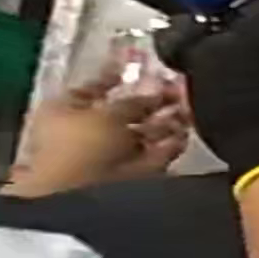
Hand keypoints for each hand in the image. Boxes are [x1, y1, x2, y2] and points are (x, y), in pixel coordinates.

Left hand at [2, 68, 189, 196]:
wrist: (91, 191)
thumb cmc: (84, 145)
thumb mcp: (107, 113)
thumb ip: (136, 100)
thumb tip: (157, 87)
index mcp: (67, 111)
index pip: (93, 88)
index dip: (114, 77)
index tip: (138, 65)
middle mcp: (92, 129)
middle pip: (128, 110)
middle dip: (153, 100)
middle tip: (179, 88)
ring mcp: (118, 151)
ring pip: (149, 129)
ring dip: (169, 120)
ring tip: (191, 108)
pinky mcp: (143, 168)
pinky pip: (163, 149)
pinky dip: (174, 141)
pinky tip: (187, 132)